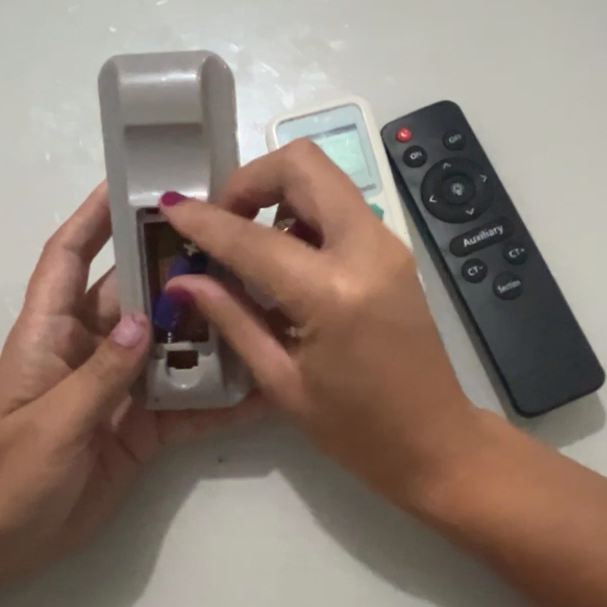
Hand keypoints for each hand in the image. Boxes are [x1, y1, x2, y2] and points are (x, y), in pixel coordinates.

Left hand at [0, 184, 264, 573]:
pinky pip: (185, 404)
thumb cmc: (9, 478)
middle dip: (172, 266)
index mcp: (49, 336)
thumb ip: (102, 374)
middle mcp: (89, 350)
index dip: (93, 218)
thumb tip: (147, 320)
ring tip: (257, 304)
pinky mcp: (142, 426)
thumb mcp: (53, 424)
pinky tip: (258, 390)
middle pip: (133, 294)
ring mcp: (119, 388)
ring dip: (205, 329)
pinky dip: (218, 399)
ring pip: (168, 345)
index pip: (67, 260)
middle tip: (227, 238)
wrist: (6, 544)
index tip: (131, 185)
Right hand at [157, 141, 481, 504]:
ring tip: (250, 245)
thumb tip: (183, 280)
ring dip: (279, 194)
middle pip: (302, 165)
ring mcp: (388, 246)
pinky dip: (305, 213)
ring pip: (325, 179)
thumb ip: (233, 319)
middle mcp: (366, 251)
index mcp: (332, 293)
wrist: (436, 441)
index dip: (204, 221)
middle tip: (223, 223)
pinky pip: (342, 207)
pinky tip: (285, 260)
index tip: (170, 210)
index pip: (252, 237)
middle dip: (250, 180)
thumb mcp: (283, 382)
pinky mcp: (395, 253)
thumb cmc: (357, 430)